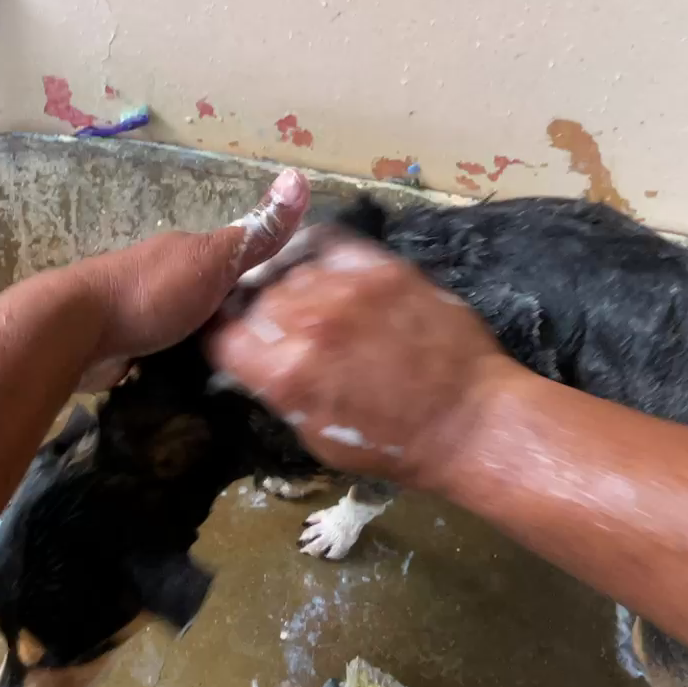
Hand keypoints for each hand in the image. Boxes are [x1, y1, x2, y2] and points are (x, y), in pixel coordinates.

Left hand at [70, 169, 308, 386]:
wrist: (78, 331)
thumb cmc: (152, 292)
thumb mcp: (214, 259)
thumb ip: (256, 233)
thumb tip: (300, 177)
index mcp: (185, 252)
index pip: (234, 262)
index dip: (261, 281)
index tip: (287, 311)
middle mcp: (162, 277)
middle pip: (209, 295)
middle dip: (232, 317)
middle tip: (266, 350)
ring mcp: (140, 312)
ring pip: (186, 326)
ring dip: (205, 342)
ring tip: (239, 372)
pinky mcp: (124, 347)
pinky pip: (162, 354)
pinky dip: (179, 363)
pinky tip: (197, 382)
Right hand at [207, 231, 518, 490]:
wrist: (469, 420)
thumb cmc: (393, 444)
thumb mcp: (315, 436)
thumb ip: (277, 390)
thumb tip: (252, 359)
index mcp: (285, 374)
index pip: (219, 335)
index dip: (219, 336)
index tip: (229, 336)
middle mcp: (308, 325)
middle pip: (253, 300)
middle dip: (255, 313)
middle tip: (273, 324)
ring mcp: (346, 290)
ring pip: (288, 272)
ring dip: (288, 287)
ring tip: (306, 301)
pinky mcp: (381, 268)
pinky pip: (326, 243)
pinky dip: (314, 253)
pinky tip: (318, 268)